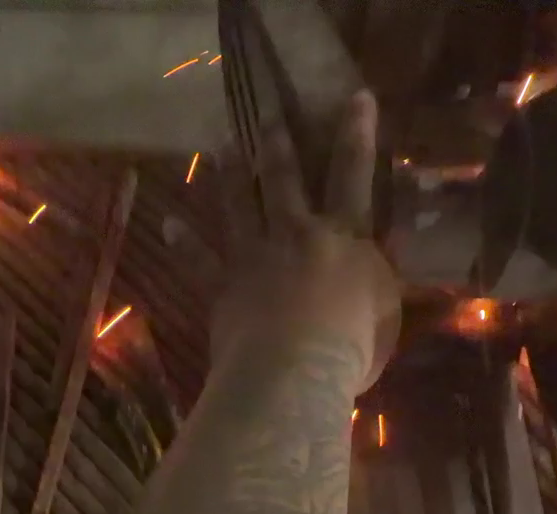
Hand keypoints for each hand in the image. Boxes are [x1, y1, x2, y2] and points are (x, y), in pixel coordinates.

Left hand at [210, 91, 401, 393]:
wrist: (292, 373)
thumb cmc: (350, 350)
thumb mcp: (385, 314)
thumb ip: (382, 278)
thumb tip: (388, 248)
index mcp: (344, 238)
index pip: (354, 176)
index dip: (357, 135)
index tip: (356, 98)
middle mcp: (295, 234)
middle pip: (285, 178)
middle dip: (278, 141)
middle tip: (266, 111)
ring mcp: (254, 257)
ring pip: (240, 205)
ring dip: (231, 175)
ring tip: (220, 148)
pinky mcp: (223, 285)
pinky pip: (199, 260)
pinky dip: (184, 242)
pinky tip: (168, 224)